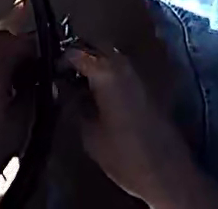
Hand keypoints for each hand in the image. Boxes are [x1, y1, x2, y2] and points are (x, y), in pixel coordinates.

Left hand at [0, 32, 38, 208]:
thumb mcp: (19, 125)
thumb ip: (33, 96)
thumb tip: (40, 82)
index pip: (21, 42)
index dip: (38, 51)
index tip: (47, 65)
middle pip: (2, 40)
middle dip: (20, 51)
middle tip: (33, 72)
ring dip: (3, 58)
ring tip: (15, 83)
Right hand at [65, 46, 217, 208]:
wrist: (167, 173)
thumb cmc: (125, 155)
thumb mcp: (89, 133)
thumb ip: (73, 104)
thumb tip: (60, 87)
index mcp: (104, 70)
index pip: (75, 52)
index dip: (59, 60)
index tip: (50, 71)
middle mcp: (121, 63)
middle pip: (94, 44)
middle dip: (77, 52)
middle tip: (63, 70)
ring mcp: (135, 72)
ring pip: (108, 53)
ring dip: (93, 60)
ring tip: (78, 80)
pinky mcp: (145, 84)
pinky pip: (119, 66)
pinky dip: (106, 70)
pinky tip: (98, 90)